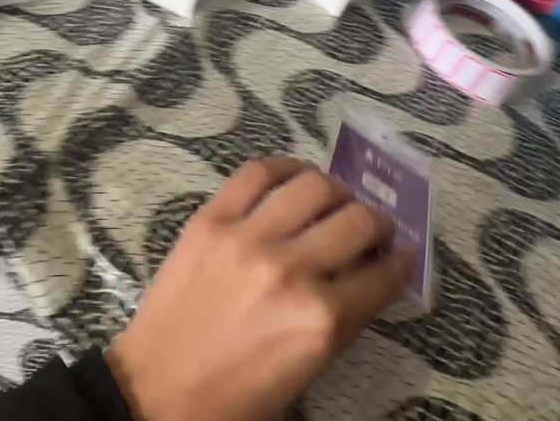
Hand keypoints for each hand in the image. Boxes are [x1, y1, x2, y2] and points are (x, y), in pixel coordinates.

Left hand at [106, 157, 413, 420]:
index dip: (401, 260)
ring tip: (335, 197)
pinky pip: (256, 172)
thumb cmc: (237, 394)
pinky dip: (284, 166)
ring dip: (336, 189)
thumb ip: (341, 319)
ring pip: (313, 185)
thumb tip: (366, 273)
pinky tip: (294, 174)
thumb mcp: (307, 369)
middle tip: (371, 226)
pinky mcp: (211, 218)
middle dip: (376, 221)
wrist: (158, 390)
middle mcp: (293, 271)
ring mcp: (248, 237)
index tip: (400, 252)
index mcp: (322, 322)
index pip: (384, 275)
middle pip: (356, 220)